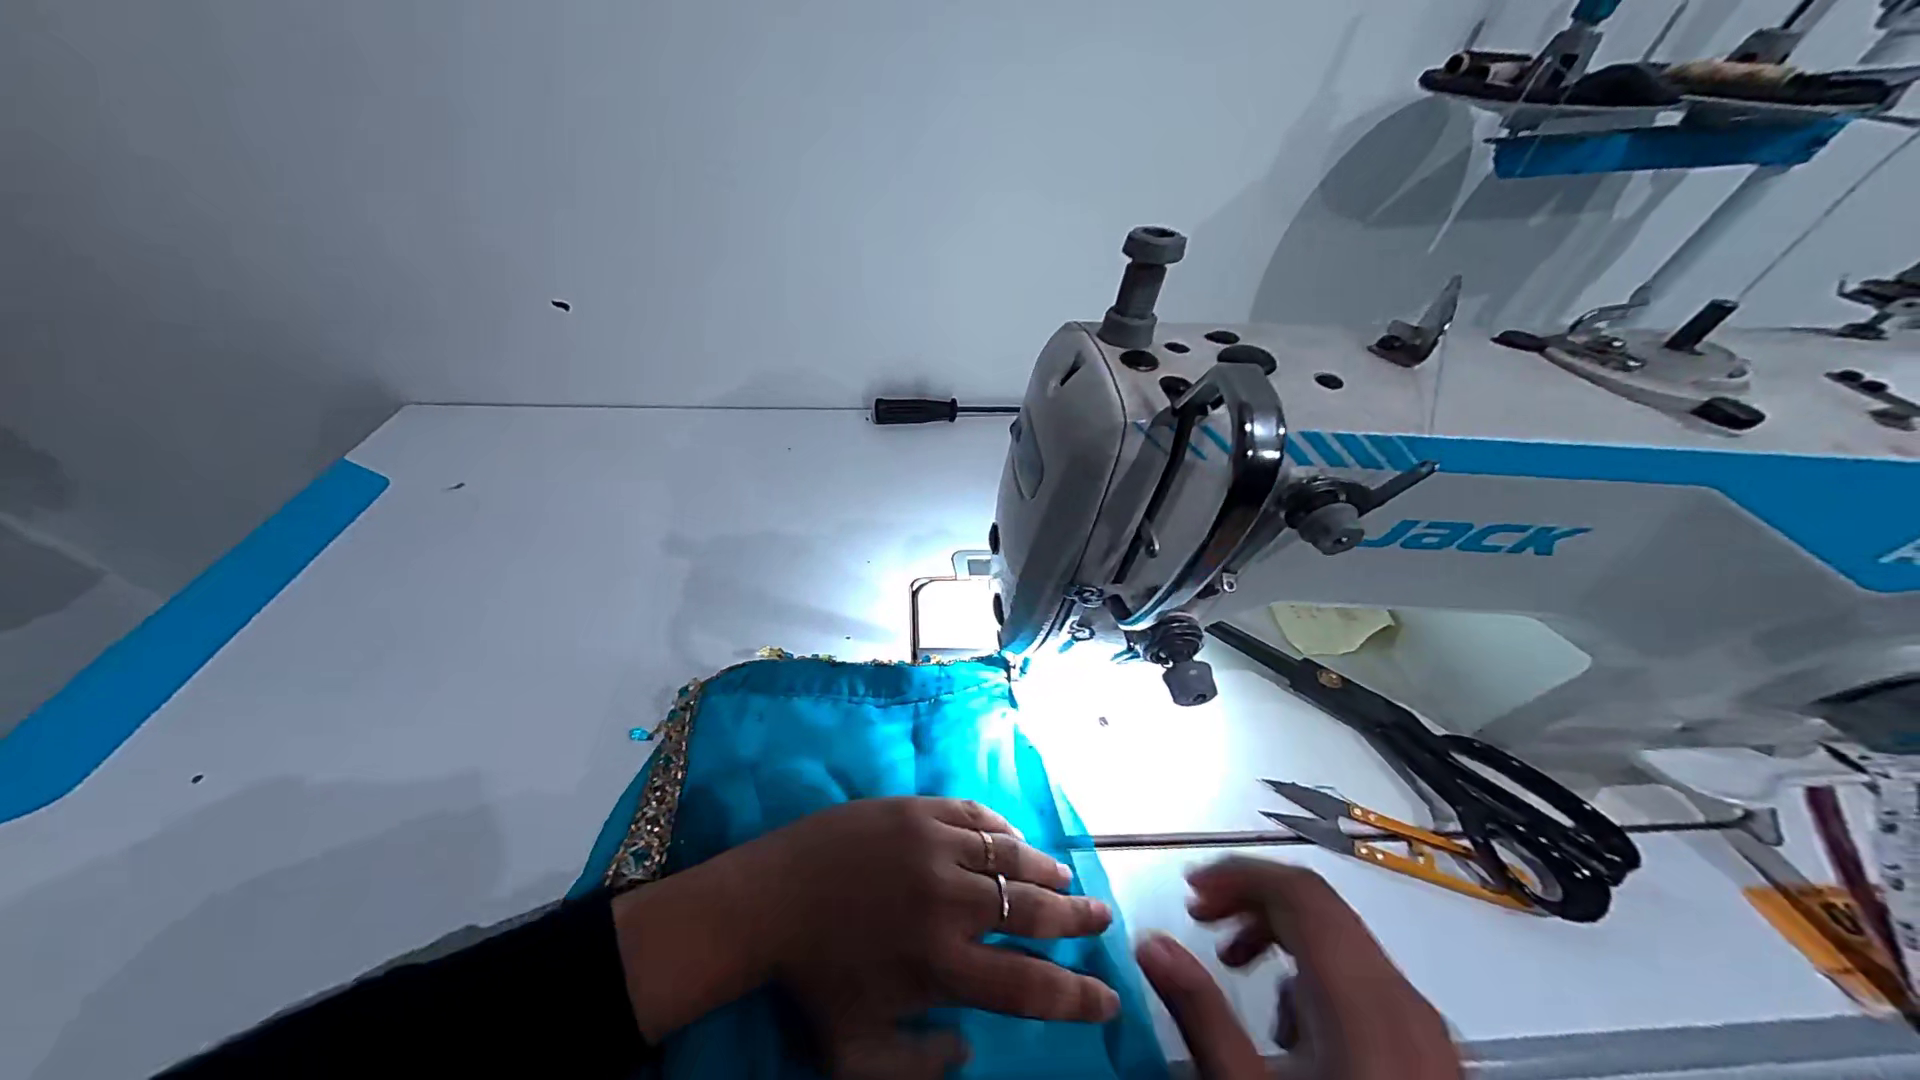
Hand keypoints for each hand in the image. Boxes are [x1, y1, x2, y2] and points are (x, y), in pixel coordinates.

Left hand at [613, 797, 1116, 1075]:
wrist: (768, 900)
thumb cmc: (813, 979)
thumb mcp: (856, 1053)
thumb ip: (919, 1065)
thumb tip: (967, 1048)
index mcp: (942, 964)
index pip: (1031, 987)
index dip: (1078, 997)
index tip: (1108, 998)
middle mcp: (949, 902)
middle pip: (1034, 911)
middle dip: (1077, 919)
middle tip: (1103, 918)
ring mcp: (933, 846)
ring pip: (1011, 856)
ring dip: (1045, 869)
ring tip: (1066, 878)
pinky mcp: (915, 810)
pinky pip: (974, 816)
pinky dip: (1001, 830)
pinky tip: (1012, 839)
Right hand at [1134, 857, 1460, 1079]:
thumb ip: (1201, 1015)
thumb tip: (1153, 945)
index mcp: (1364, 1003)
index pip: (1299, 892)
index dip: (1238, 874)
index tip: (1190, 888)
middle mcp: (1403, 1001)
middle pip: (1319, 906)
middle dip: (1249, 899)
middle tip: (1198, 916)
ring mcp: (1423, 1027)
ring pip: (1340, 939)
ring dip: (1276, 933)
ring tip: (1232, 962)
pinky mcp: (1428, 1051)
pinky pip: (1361, 977)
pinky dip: (1310, 970)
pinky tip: (1284, 1022)